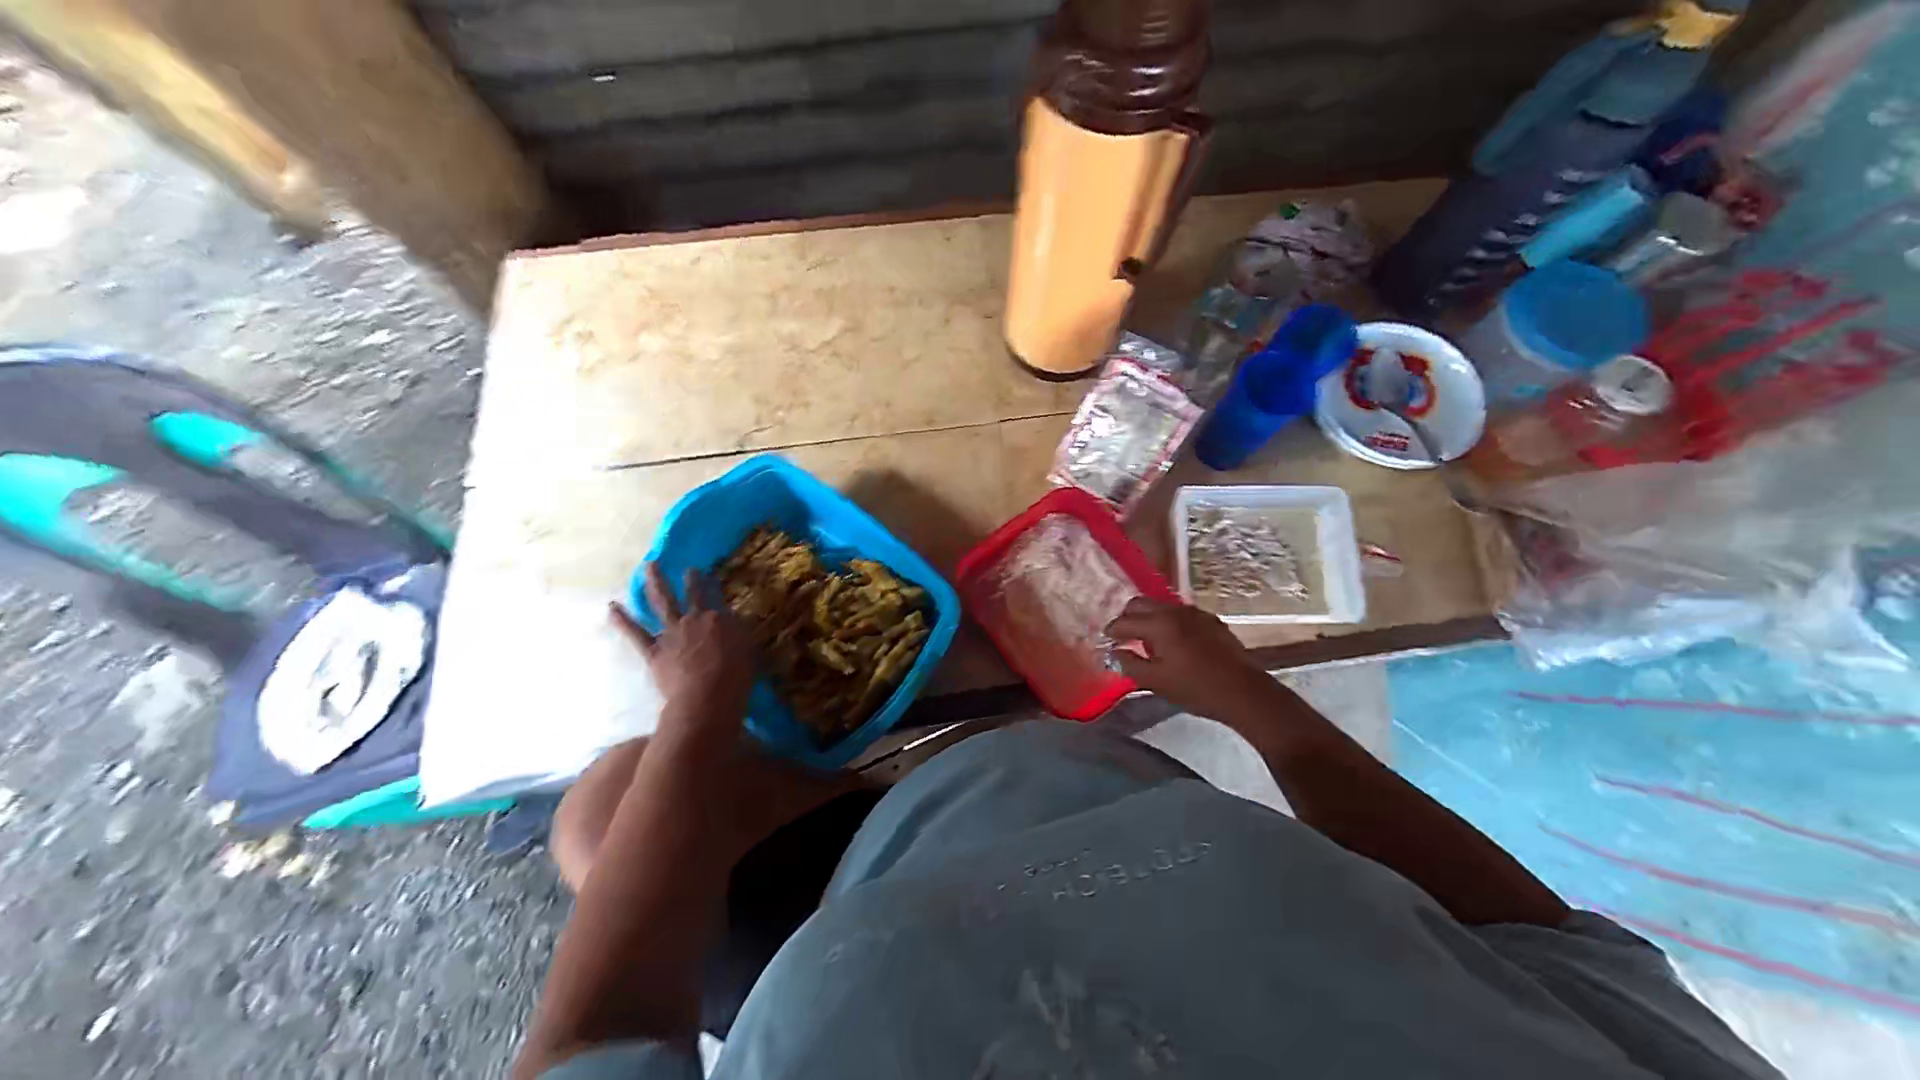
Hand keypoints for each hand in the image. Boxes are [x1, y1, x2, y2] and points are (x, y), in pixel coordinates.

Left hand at [611, 563, 754, 751]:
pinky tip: (612, 607)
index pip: (717, 597)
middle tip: (687, 568)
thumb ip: (740, 634)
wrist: (705, 699)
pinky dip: (622, 620)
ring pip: (662, 602)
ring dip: (654, 582)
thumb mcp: (748, 652)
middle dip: (690, 579)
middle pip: (691, 594)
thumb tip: (735, 621)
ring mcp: (671, 633)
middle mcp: (694, 619)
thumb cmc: (735, 679)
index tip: (709, 574)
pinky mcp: (653, 651)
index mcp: (719, 620)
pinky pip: (635, 633)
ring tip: (649, 566)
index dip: (713, 585)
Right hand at [1105, 597, 1275, 723]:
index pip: (1124, 621)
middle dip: (1127, 617)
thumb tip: (1115, 652)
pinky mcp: (1211, 621)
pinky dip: (1168, 622)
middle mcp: (1175, 611)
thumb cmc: (1196, 688)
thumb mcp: (1156, 682)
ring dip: (1148, 618)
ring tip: (1146, 640)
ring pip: (1161, 606)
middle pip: (1140, 604)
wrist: (1244, 692)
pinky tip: (1173, 642)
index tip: (1107, 640)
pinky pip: (1180, 614)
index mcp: (1159, 624)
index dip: (1112, 631)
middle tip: (1123, 636)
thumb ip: (1130, 664)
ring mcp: (1195, 613)